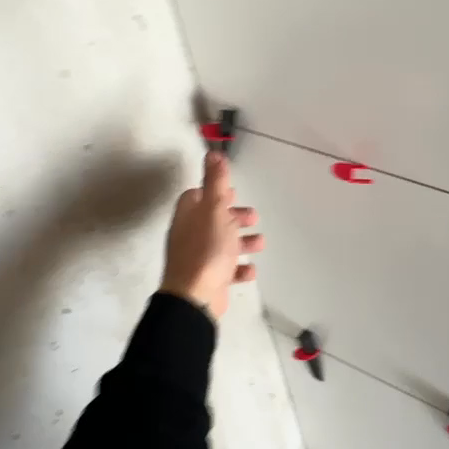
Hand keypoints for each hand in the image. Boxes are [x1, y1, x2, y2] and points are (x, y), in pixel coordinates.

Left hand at [160, 152, 263, 316]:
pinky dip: (239, 268)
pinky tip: (251, 270)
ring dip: (242, 242)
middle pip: (212, 220)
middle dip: (234, 217)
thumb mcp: (214, 209)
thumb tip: (212, 153)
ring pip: (222, 244)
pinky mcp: (207, 279)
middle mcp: (189, 235)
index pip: (197, 197)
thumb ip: (216, 182)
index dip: (215, 193)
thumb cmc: (206, 248)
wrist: (195, 295)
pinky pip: (225, 270)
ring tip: (260, 242)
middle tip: (253, 217)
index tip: (232, 192)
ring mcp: (197, 259)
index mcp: (188, 215)